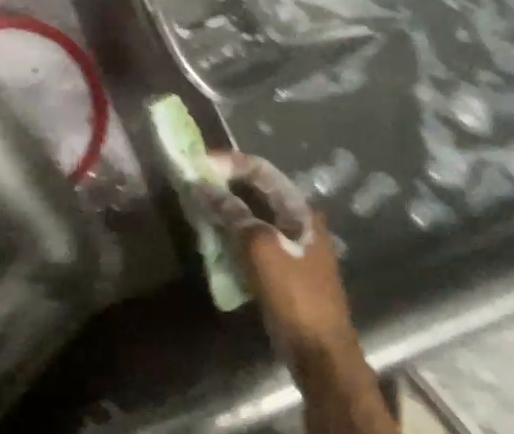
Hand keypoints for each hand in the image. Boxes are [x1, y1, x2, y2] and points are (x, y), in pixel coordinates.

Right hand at [188, 152, 359, 368]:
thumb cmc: (294, 294)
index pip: (262, 170)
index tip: (199, 163)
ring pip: (252, 216)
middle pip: (256, 191)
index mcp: (299, 211)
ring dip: (224, 210)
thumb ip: (233, 213)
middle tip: (193, 183)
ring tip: (196, 207)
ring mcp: (291, 246)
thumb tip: (204, 187)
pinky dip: (230, 233)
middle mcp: (297, 222)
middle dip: (224, 185)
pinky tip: (211, 237)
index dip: (230, 162)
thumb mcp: (260, 247)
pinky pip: (251, 239)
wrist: (320, 351)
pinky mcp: (281, 268)